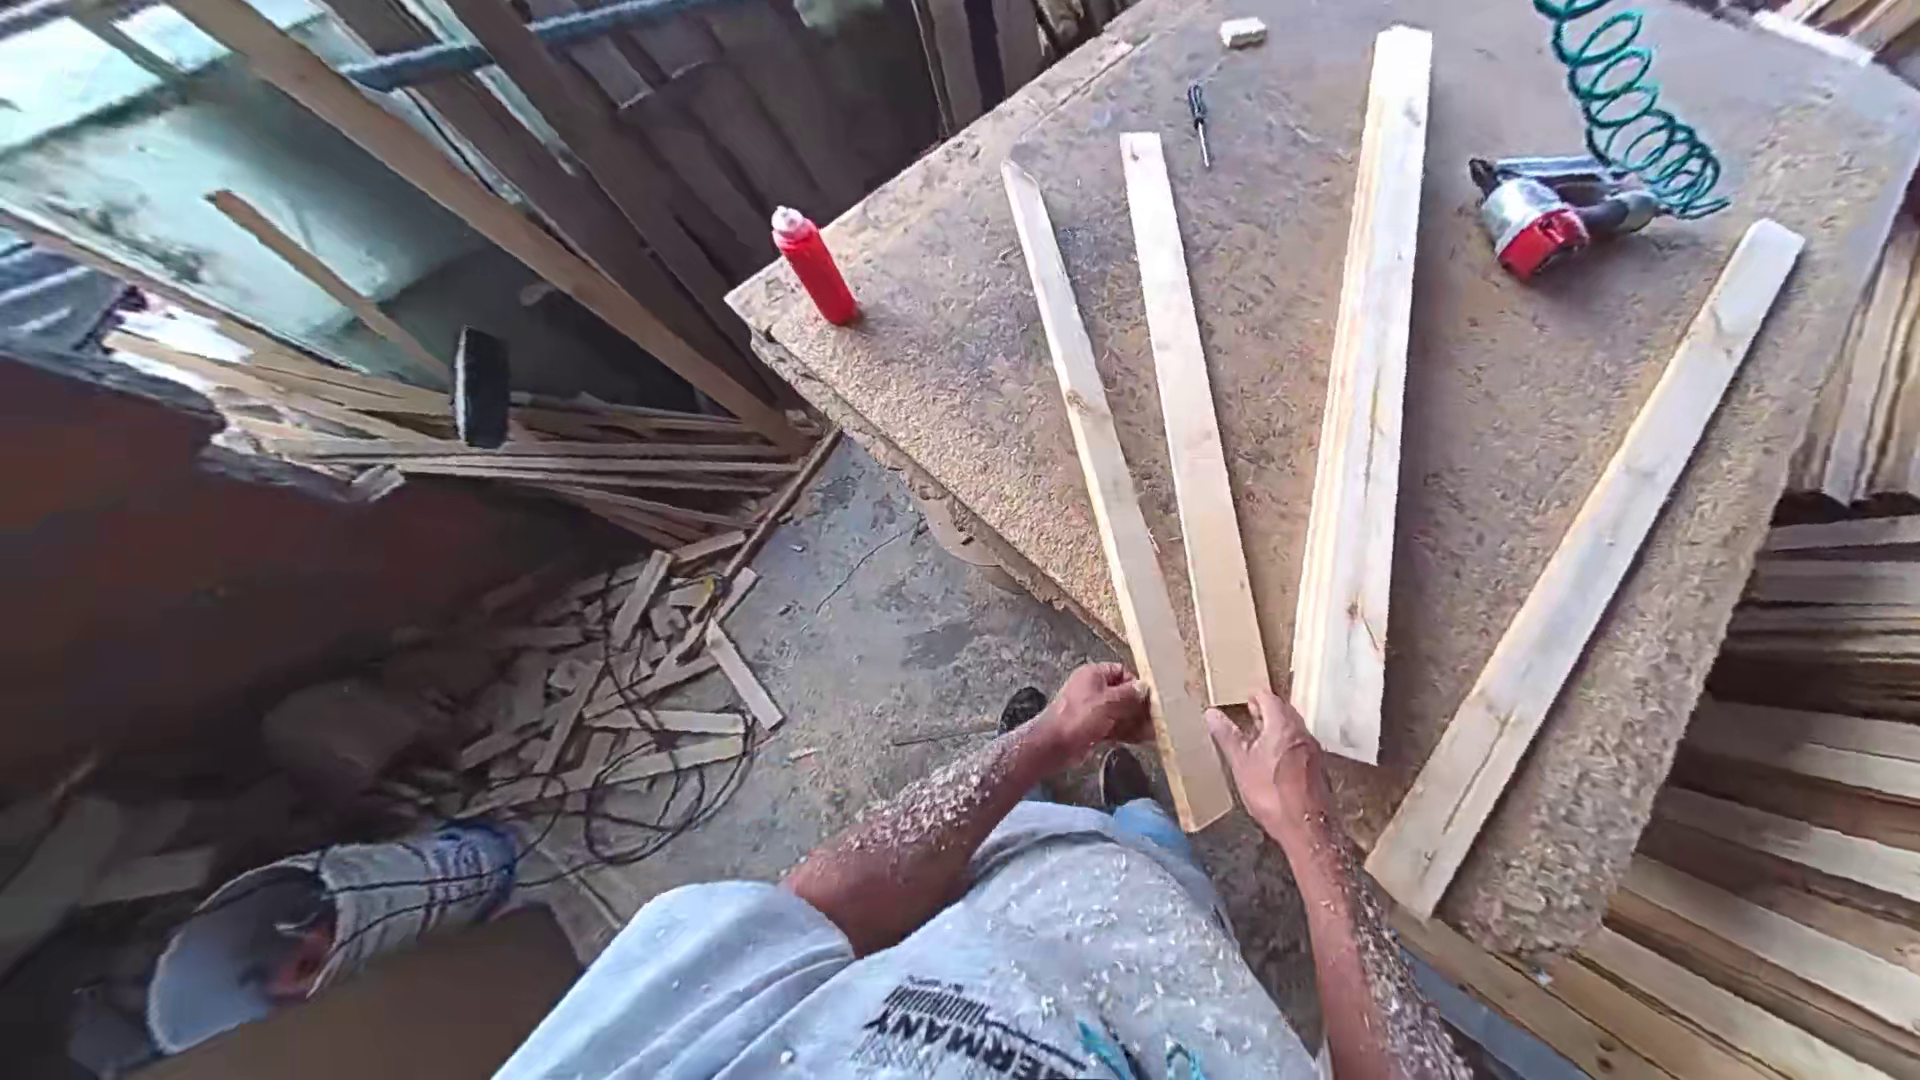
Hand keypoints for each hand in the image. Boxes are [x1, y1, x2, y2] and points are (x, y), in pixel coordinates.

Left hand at [1036, 662, 1150, 760]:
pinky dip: (1126, 731)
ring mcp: (1092, 709)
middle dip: (1139, 705)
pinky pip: (1114, 726)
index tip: (1151, 696)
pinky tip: (1142, 738)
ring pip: (1119, 712)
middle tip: (1157, 716)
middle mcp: (1093, 688)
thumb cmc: (1081, 716)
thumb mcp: (1109, 701)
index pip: (1121, 671)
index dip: (1136, 682)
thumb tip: (1144, 686)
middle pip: (1122, 693)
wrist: (1056, 744)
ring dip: (1135, 720)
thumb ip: (1129, 694)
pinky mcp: (1092, 727)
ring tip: (1154, 730)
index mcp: (1093, 674)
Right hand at [1206, 690, 1330, 845]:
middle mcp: (1302, 734)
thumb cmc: (1270, 793)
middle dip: (1266, 709)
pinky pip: (1300, 745)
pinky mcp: (1318, 769)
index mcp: (1282, 726)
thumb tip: (1211, 713)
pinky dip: (1286, 743)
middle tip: (1249, 713)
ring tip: (1258, 735)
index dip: (1254, 696)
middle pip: (1285, 711)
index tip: (1242, 700)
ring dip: (1277, 726)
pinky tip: (1274, 759)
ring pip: (1294, 728)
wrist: (1307, 830)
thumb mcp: (1240, 763)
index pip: (1269, 698)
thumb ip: (1227, 735)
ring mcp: (1313, 752)